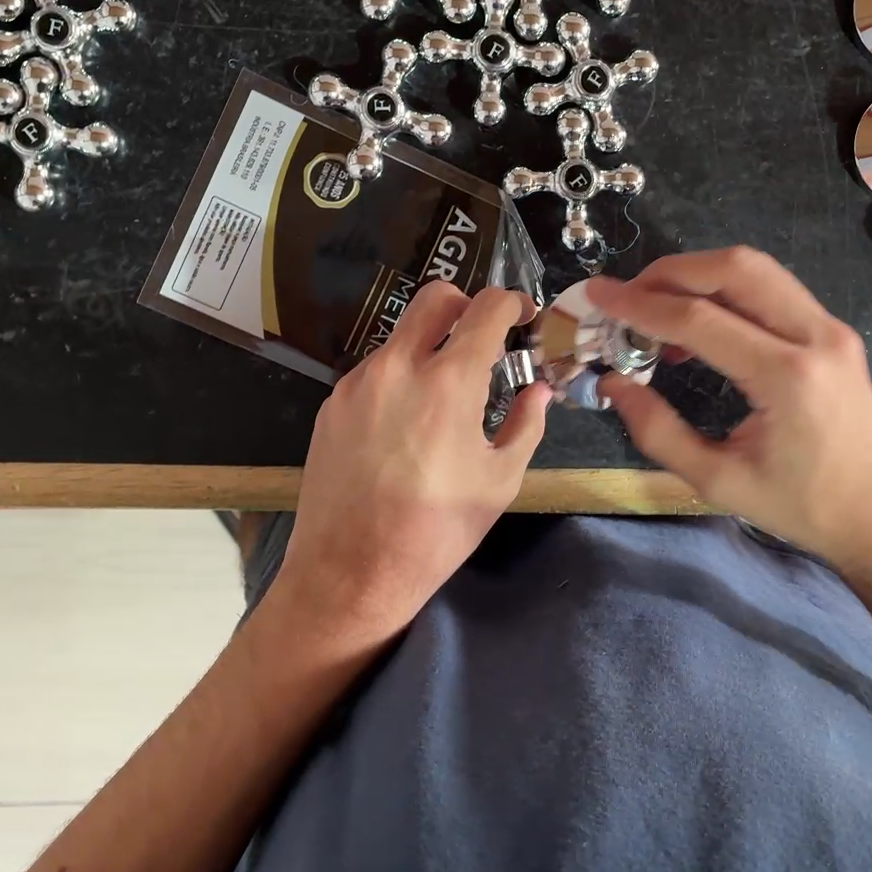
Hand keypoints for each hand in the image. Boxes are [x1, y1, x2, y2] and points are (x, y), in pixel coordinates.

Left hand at [276, 283, 549, 636]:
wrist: (349, 574)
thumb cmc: (437, 531)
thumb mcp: (499, 481)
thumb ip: (526, 424)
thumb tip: (539, 391)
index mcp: (448, 382)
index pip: (486, 310)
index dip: (512, 303)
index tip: (524, 317)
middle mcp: (398, 367)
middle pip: (435, 297)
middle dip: (468, 305)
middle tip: (485, 339)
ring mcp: (358, 384)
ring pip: (403, 336)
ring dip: (432, 347)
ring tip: (446, 398)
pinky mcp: (332, 405)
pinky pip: (376, 371)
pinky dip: (402, 378)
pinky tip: (408, 425)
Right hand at [585, 247, 871, 578]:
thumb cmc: (804, 509)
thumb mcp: (719, 481)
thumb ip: (659, 431)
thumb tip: (613, 384)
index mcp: (787, 377)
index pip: (700, 318)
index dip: (640, 304)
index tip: (599, 296)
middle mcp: (816, 336)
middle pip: (736, 268)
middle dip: (672, 272)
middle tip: (630, 296)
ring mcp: (833, 330)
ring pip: (759, 270)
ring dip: (702, 276)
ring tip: (658, 306)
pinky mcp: (837, 334)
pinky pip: (776, 291)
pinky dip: (731, 292)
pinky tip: (702, 325)